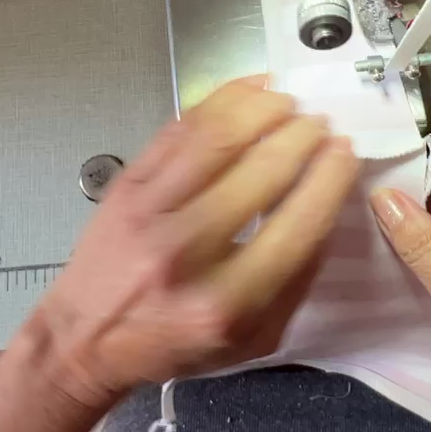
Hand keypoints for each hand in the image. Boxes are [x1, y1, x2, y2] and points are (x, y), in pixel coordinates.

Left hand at [30, 77, 357, 409]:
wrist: (85, 335)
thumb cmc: (175, 343)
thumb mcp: (252, 339)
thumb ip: (296, 281)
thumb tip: (325, 206)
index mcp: (226, 302)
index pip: (296, 225)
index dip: (329, 180)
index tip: (346, 151)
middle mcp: (187, 250)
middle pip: (262, 172)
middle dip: (303, 137)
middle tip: (321, 123)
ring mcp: (151, 210)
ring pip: (219, 137)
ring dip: (263, 108)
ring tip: (288, 99)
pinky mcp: (128, 182)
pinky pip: (181, 127)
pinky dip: (221, 100)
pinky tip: (249, 89)